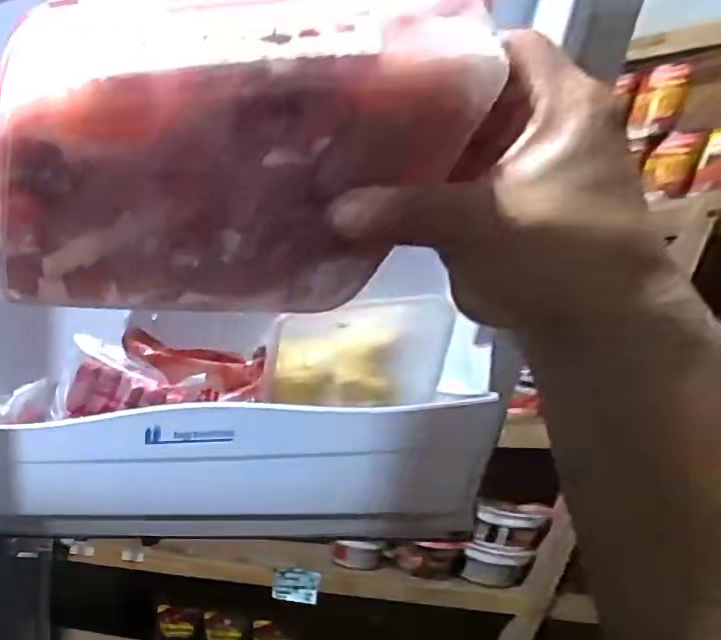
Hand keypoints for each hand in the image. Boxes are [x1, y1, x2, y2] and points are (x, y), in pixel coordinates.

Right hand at [328, 31, 674, 334]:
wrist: (580, 314)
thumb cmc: (559, 253)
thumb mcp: (484, 223)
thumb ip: (409, 211)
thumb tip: (332, 210)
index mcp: (555, 107)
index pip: (503, 53)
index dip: (448, 55)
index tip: (382, 77)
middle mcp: (525, 130)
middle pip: (458, 102)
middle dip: (400, 114)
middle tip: (336, 127)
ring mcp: (495, 172)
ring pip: (434, 149)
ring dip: (386, 160)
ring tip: (329, 165)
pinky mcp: (467, 210)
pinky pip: (420, 191)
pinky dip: (385, 197)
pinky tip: (344, 205)